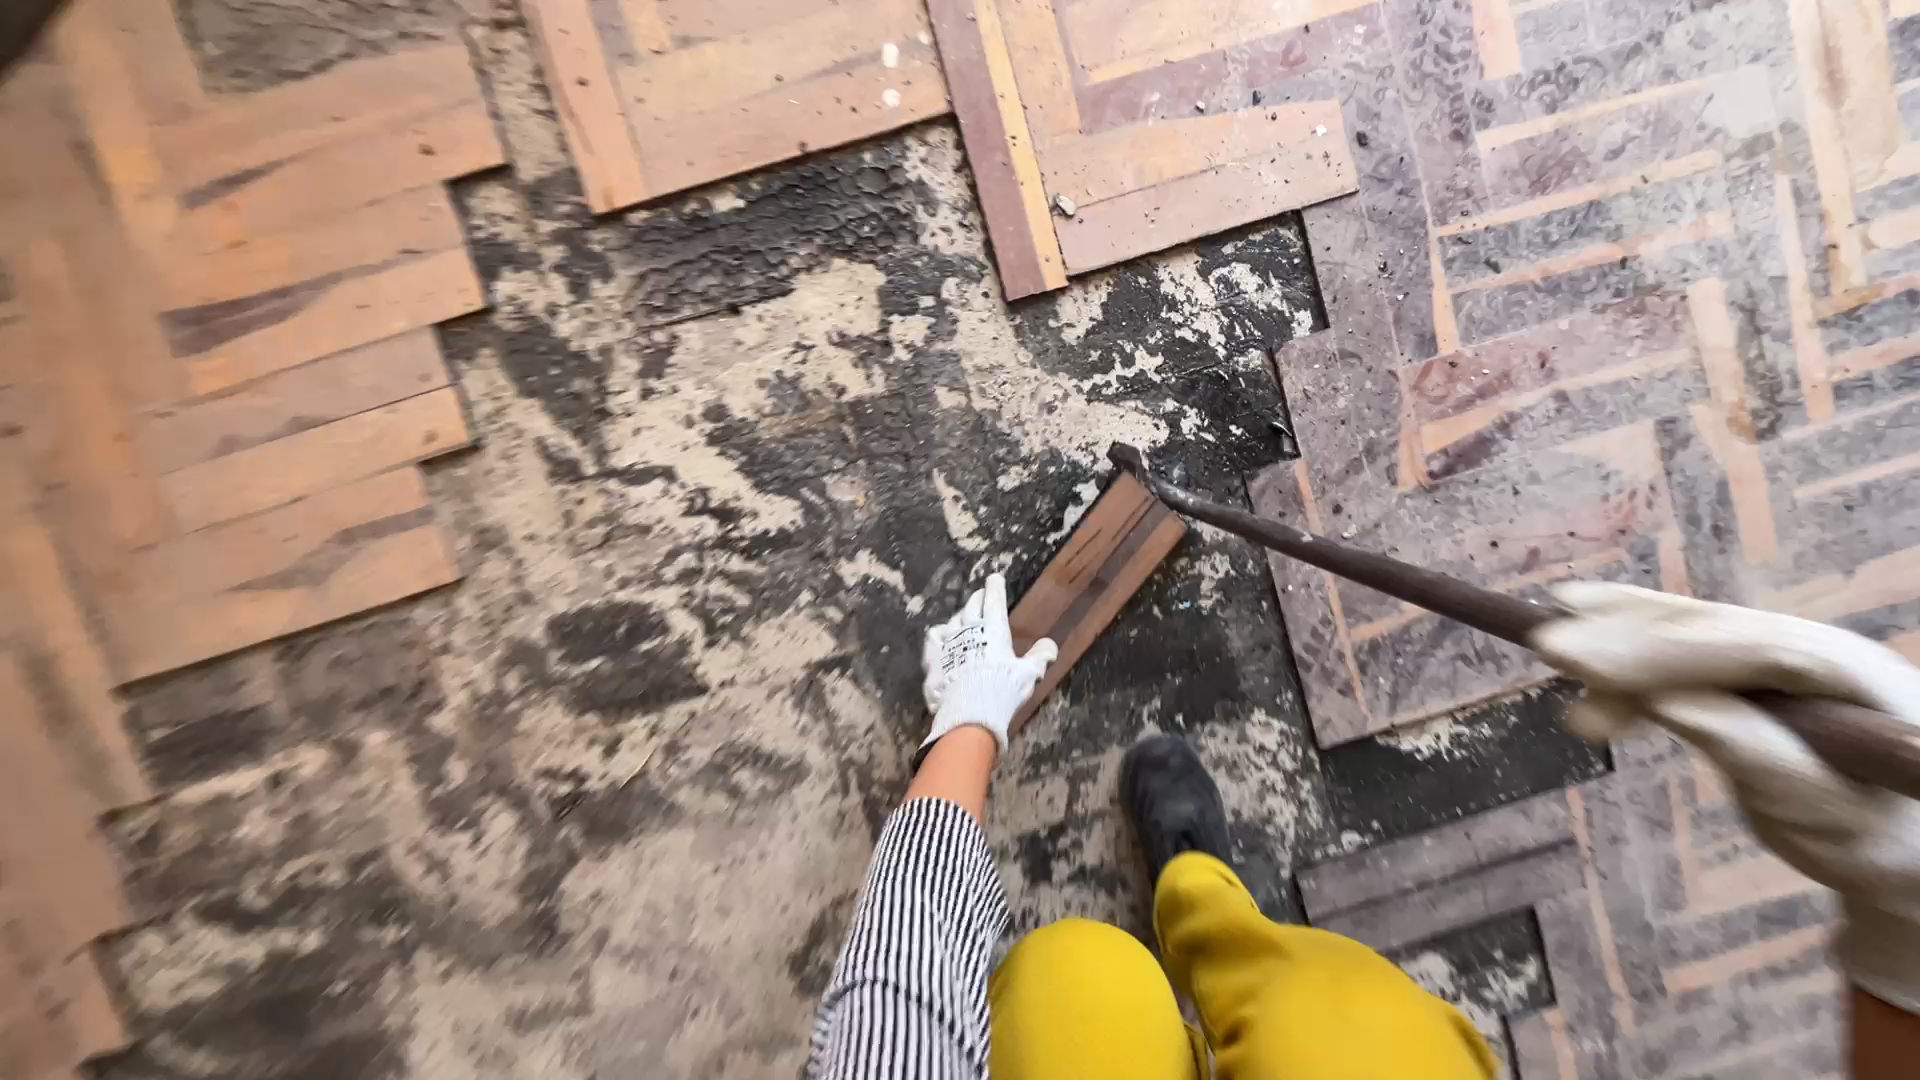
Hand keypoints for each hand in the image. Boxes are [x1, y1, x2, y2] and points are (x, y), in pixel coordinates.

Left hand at [921, 574, 1057, 755]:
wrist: (969, 712)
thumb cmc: (1003, 690)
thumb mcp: (1029, 674)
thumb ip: (1040, 657)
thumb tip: (1050, 644)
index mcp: (994, 629)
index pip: (994, 600)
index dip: (995, 587)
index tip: (994, 578)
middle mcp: (969, 629)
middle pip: (972, 606)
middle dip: (978, 598)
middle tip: (981, 595)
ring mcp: (948, 642)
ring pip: (953, 619)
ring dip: (960, 615)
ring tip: (964, 616)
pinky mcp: (934, 657)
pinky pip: (934, 637)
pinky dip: (939, 632)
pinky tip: (940, 634)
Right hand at [1532, 583, 1919, 1011]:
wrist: (1899, 835)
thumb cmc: (1867, 833)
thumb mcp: (1816, 809)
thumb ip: (1754, 752)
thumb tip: (1668, 704)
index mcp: (1853, 681)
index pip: (1749, 651)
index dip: (1657, 650)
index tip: (1579, 659)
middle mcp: (1816, 647)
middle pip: (1707, 629)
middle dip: (1622, 636)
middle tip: (1547, 647)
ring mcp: (1778, 646)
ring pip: (1685, 625)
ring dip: (1612, 633)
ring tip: (1551, 648)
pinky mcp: (1742, 657)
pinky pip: (1677, 632)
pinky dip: (1622, 627)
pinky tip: (1577, 609)